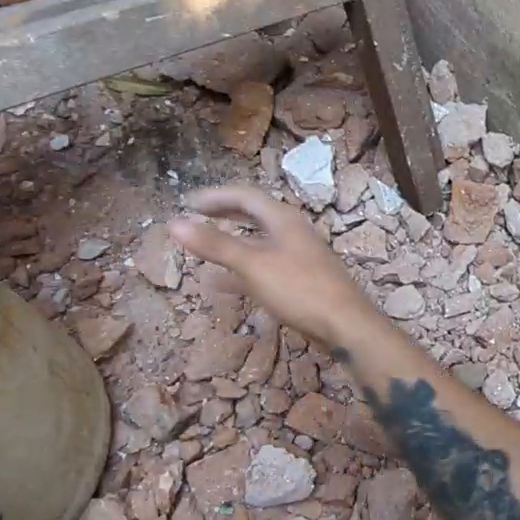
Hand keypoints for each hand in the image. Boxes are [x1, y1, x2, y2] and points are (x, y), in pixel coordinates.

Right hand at [170, 185, 378, 346]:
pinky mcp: (299, 280)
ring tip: (202, 247)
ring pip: (258, 242)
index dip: (215, 196)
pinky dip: (239, 271)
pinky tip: (219, 284)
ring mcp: (297, 256)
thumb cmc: (299, 288)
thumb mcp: (252, 264)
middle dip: (223, 214)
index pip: (245, 195)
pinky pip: (263, 268)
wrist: (345, 323)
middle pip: (253, 215)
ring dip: (230, 242)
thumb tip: (174, 223)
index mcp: (283, 219)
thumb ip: (215, 244)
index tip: (186, 202)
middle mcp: (292, 231)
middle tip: (194, 217)